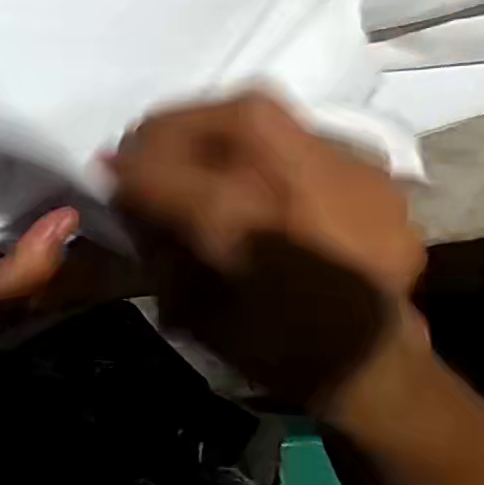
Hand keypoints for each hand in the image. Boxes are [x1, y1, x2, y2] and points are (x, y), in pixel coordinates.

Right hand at [110, 92, 428, 416]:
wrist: (379, 369)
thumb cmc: (279, 353)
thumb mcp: (202, 316)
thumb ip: (165, 252)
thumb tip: (131, 203)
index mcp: (274, 251)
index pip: (187, 187)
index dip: (137, 169)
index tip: (104, 164)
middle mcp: (319, 201)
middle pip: (243, 121)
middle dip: (178, 122)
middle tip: (144, 137)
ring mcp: (357, 181)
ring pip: (276, 115)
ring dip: (216, 122)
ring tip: (190, 144)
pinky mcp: (376, 177)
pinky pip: (301, 136)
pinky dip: (260, 143)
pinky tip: (247, 167)